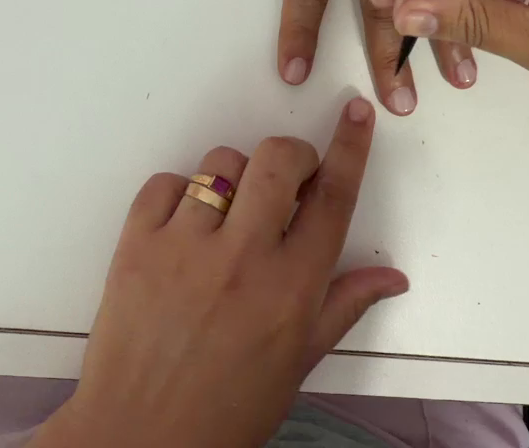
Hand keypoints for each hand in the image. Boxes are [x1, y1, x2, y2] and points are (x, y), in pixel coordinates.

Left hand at [38, 99, 406, 447]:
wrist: (137, 440)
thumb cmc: (227, 410)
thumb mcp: (298, 364)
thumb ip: (344, 306)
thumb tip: (392, 276)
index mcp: (291, 289)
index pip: (333, 198)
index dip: (350, 146)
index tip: (356, 112)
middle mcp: (242, 258)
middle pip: (278, 159)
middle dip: (292, 154)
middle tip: (288, 179)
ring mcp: (185, 246)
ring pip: (221, 162)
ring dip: (234, 177)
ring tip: (228, 213)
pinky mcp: (136, 244)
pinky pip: (165, 183)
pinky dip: (178, 193)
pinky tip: (184, 225)